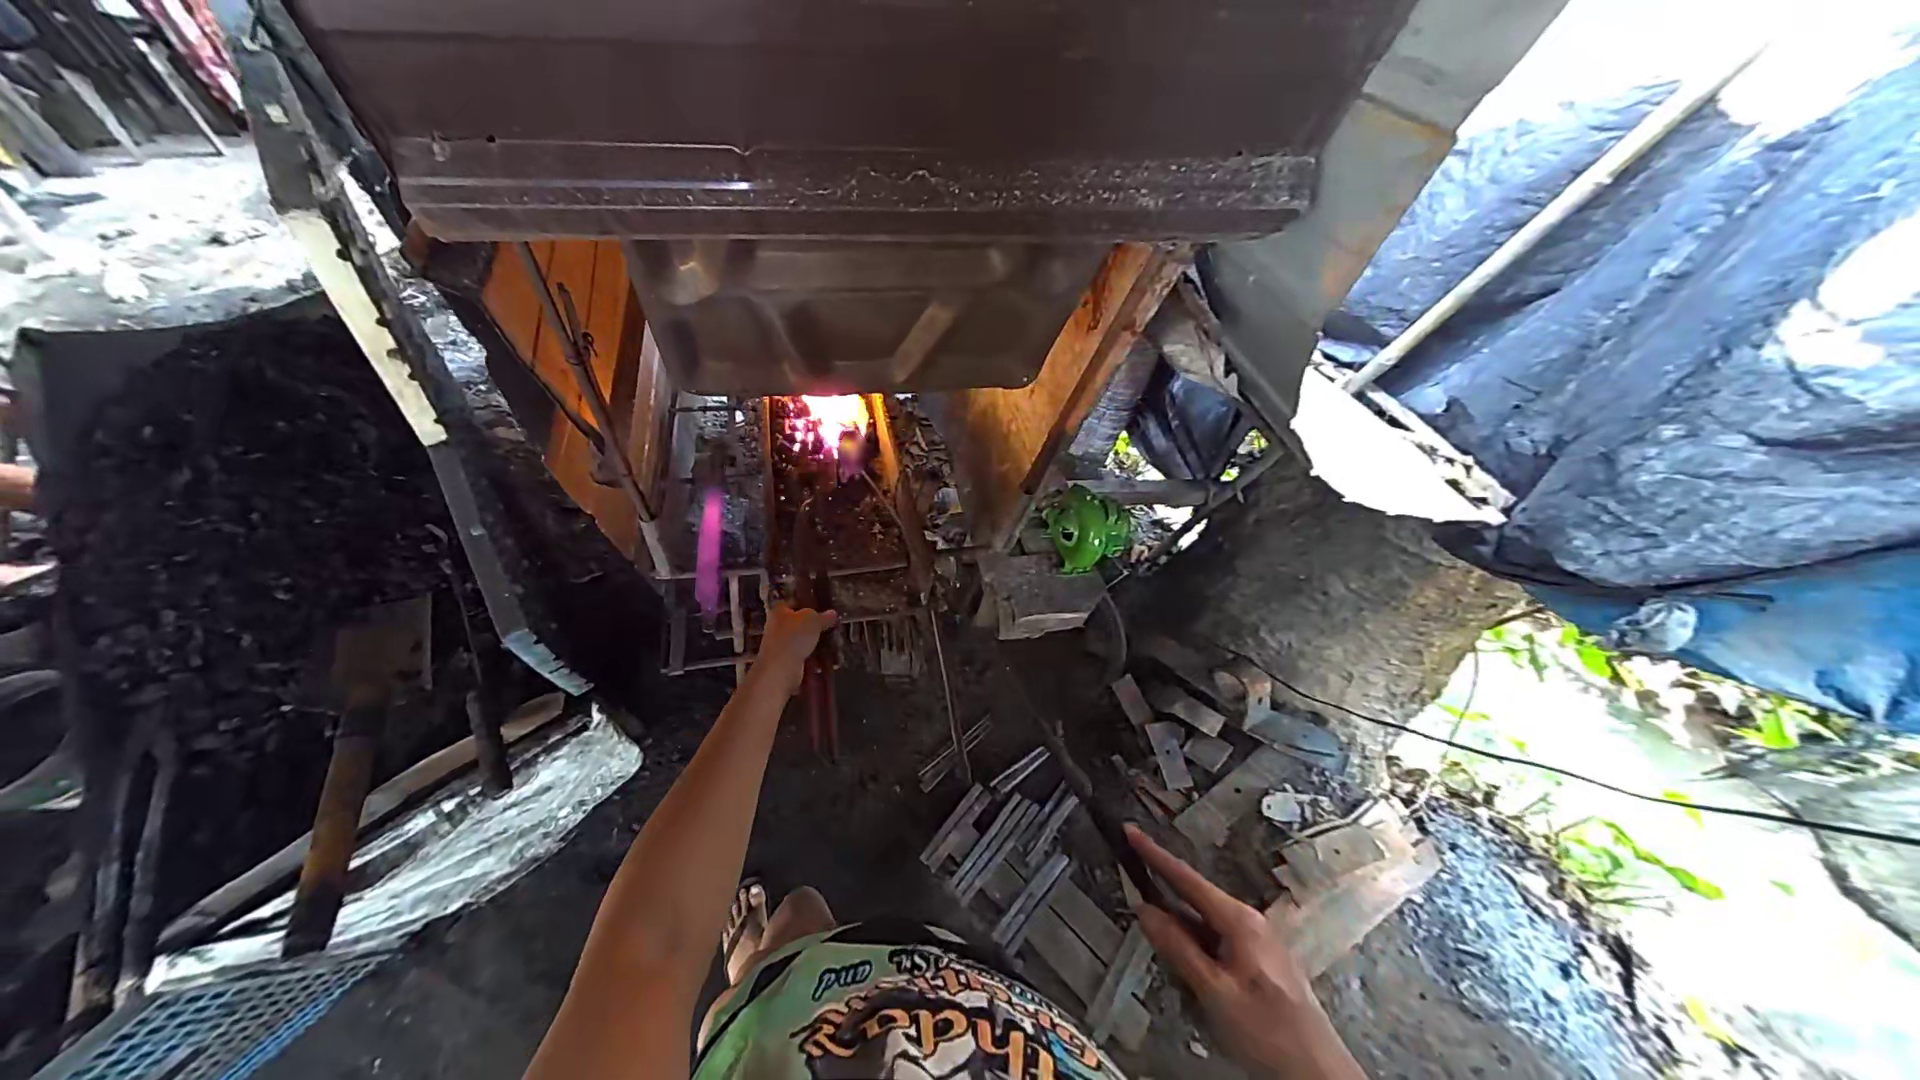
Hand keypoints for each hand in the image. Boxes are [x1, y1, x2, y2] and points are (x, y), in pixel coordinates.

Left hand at [757, 603, 837, 691]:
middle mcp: (777, 627)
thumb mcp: (812, 620)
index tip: (825, 607)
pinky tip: (830, 658)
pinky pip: (805, 656)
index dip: (809, 603)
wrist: (780, 669)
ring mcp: (781, 646)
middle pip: (801, 623)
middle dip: (817, 626)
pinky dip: (817, 658)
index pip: (795, 602)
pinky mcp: (787, 662)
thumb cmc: (793, 637)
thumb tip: (832, 613)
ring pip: (804, 641)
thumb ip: (823, 616)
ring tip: (835, 644)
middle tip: (833, 626)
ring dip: (819, 643)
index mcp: (779, 612)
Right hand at [1125, 825, 1366, 1079]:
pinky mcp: (1258, 960)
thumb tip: (1144, 910)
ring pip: (1205, 919)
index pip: (1186, 878)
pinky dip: (1193, 936)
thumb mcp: (1214, 991)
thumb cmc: (1268, 1032)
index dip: (1154, 854)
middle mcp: (1250, 921)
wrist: (1319, 1074)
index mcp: (1239, 920)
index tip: (1130, 831)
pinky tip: (1182, 951)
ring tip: (1150, 918)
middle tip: (1131, 873)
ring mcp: (1257, 940)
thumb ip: (1178, 948)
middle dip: (1162, 884)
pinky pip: (1216, 936)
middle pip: (1195, 896)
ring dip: (1177, 917)